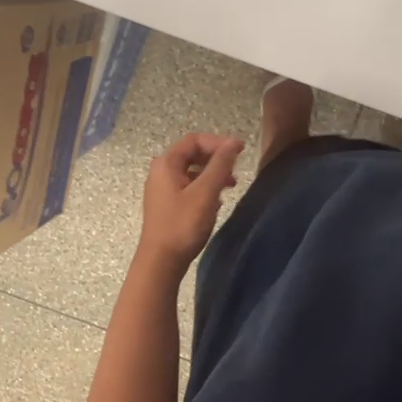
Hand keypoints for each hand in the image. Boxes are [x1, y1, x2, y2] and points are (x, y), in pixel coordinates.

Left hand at [139, 133, 244, 266]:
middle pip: (192, 154)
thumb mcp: (205, 193)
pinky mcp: (166, 205)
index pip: (194, 140)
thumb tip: (233, 142)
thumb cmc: (183, 225)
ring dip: (212, 175)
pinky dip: (204, 188)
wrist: (161, 261)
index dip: (218, 142)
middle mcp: (160, 172)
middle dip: (216, 159)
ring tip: (231, 186)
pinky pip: (188, 187)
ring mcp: (162, 189)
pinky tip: (216, 202)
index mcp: (166, 164)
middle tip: (236, 169)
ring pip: (191, 172)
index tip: (240, 150)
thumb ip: (220, 165)